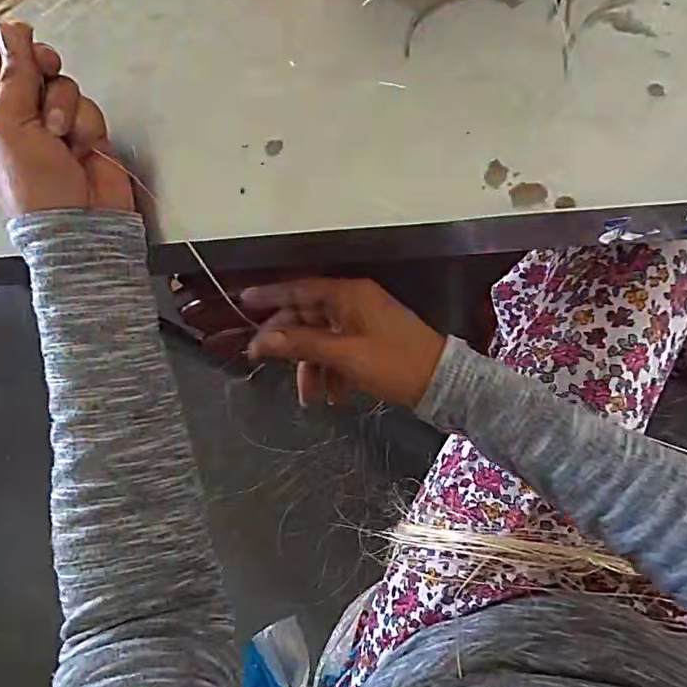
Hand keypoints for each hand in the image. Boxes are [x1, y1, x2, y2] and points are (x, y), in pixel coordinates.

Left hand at [0, 20, 134, 216]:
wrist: (78, 221)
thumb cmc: (33, 186)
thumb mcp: (8, 124)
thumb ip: (13, 74)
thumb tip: (11, 32)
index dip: (2, 52)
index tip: (15, 36)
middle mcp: (18, 125)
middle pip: (29, 72)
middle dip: (39, 69)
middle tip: (46, 68)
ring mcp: (52, 130)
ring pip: (61, 87)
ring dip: (64, 105)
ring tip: (62, 136)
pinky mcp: (82, 136)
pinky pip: (85, 107)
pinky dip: (85, 123)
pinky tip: (80, 147)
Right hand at [242, 278, 445, 409]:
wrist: (443, 384)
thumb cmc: (395, 363)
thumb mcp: (344, 355)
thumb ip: (301, 344)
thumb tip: (264, 339)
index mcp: (348, 296)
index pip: (299, 289)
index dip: (270, 296)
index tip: (243, 300)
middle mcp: (353, 303)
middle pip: (306, 318)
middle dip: (288, 345)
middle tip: (263, 361)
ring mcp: (362, 323)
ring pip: (320, 340)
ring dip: (311, 368)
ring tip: (309, 398)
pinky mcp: (369, 342)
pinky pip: (338, 352)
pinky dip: (331, 373)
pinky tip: (334, 398)